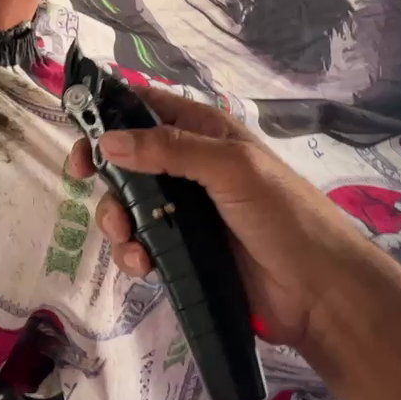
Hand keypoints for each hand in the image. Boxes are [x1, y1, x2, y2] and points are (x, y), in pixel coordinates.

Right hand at [68, 87, 378, 348]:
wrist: (320, 292)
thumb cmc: (282, 213)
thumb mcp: (230, 167)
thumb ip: (169, 149)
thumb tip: (107, 141)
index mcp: (202, 132)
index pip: (145, 107)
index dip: (109, 112)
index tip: (80, 128)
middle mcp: (187, 166)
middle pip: (126, 157)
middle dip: (104, 170)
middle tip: (81, 179)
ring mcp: (183, 211)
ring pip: (127, 204)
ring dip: (116, 219)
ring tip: (127, 239)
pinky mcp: (181, 252)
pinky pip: (141, 245)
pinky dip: (132, 253)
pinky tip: (142, 265)